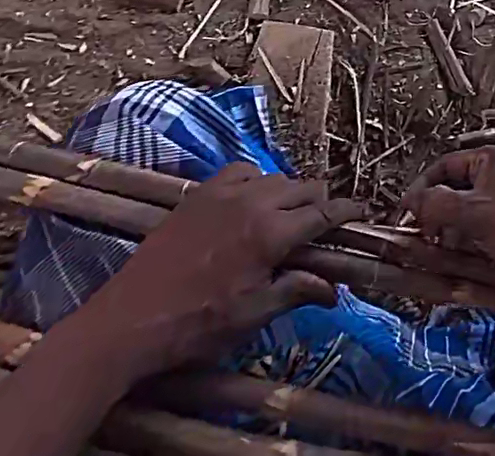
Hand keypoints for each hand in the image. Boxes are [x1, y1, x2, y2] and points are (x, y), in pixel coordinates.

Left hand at [65, 163, 360, 379]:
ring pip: (272, 176)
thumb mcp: (254, 314)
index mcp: (270, 234)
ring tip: (290, 211)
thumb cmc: (198, 323)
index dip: (345, 211)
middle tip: (326, 219)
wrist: (134, 316)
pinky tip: (251, 197)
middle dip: (320, 200)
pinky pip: (239, 171)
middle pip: (301, 187)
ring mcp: (223, 192)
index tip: (359, 212)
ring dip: (289, 190)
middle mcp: (252, 202)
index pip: (321, 213)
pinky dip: (255, 179)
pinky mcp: (200, 191)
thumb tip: (333, 288)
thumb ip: (296, 290)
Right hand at [401, 146, 494, 303]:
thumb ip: (435, 203)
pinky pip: (475, 232)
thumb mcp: (472, 212)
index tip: (407, 210)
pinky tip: (454, 258)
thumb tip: (413, 205)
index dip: (422, 187)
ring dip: (445, 230)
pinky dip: (461, 243)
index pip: (443, 165)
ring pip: (461, 214)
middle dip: (434, 212)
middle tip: (420, 230)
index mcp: (492, 159)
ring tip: (435, 247)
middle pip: (451, 190)